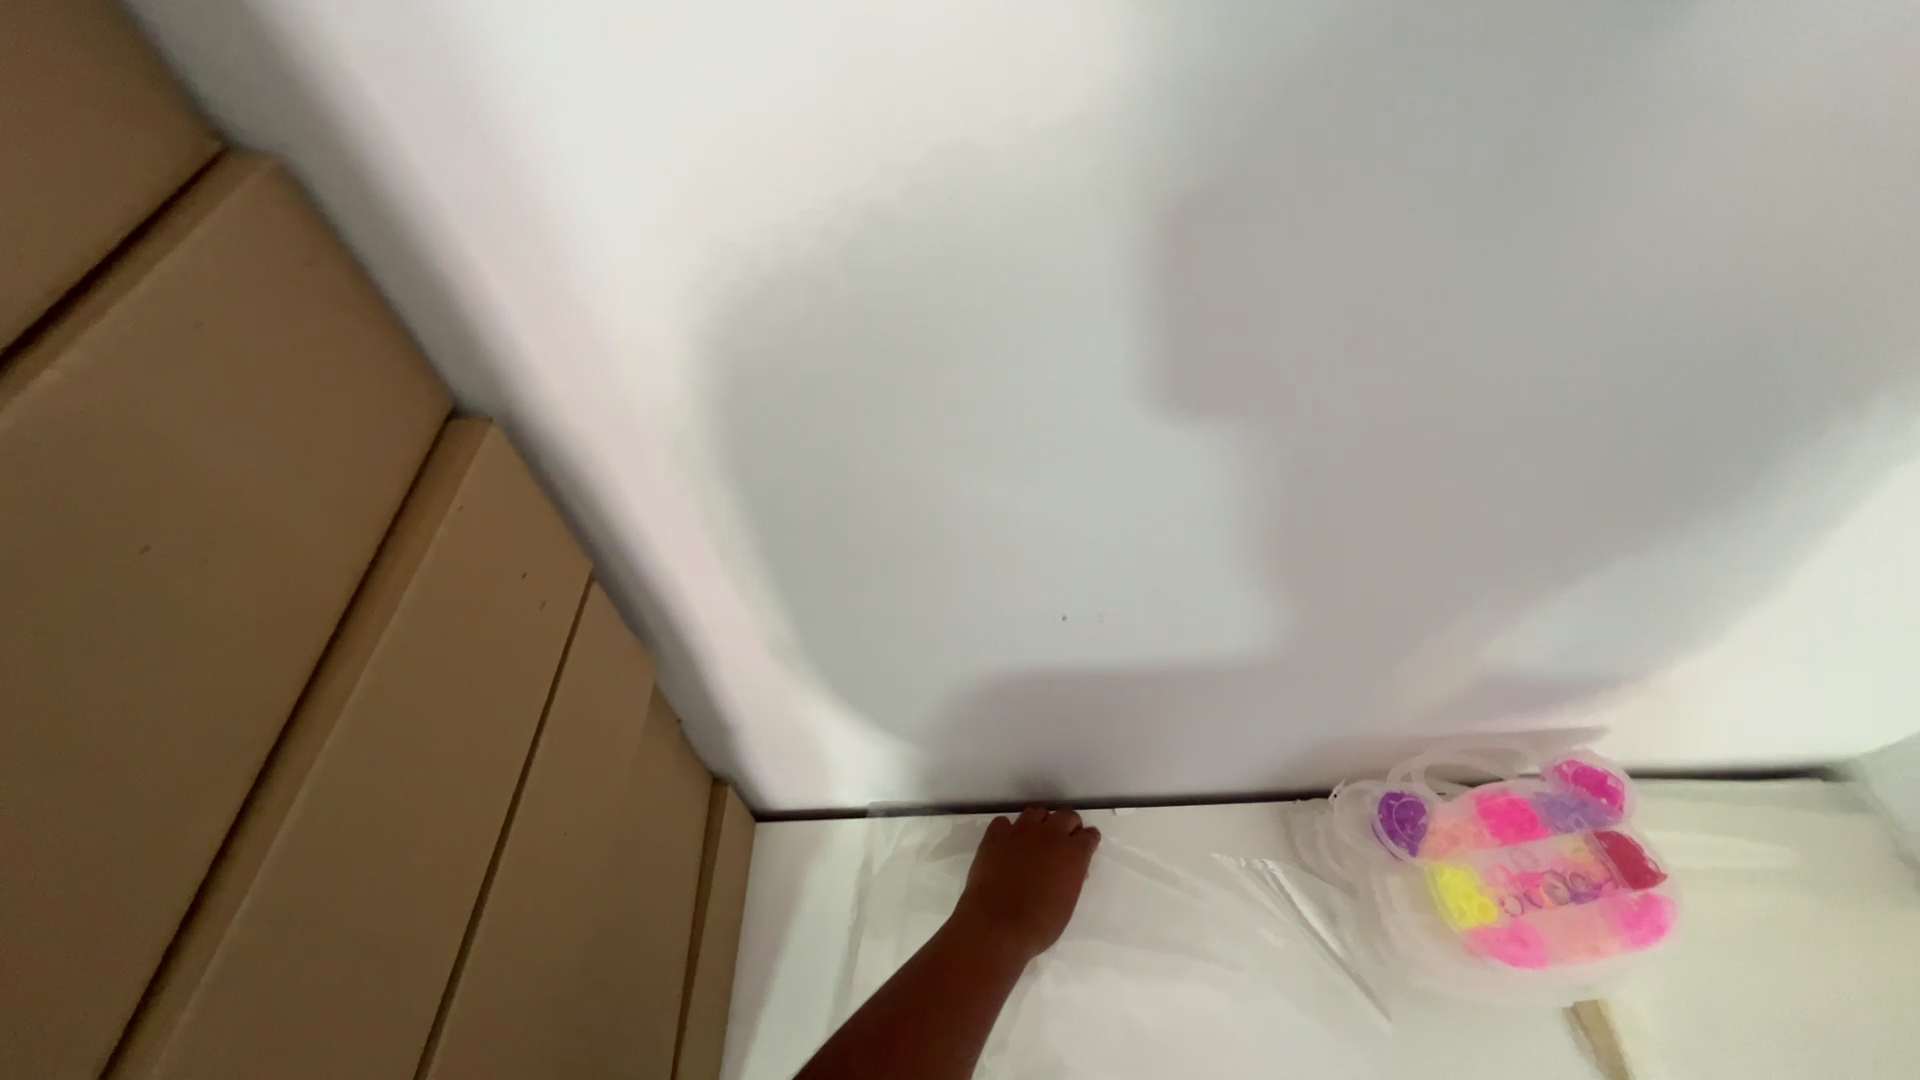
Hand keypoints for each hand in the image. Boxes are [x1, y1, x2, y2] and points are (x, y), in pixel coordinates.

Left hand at [949, 807, 1099, 963]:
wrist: (997, 923)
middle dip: (1068, 826)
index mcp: (1073, 852)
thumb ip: (1071, 878)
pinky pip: (1004, 822)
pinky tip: (1006, 844)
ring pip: (1036, 813)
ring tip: (1035, 840)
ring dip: (1040, 823)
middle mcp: (1050, 834)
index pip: (1089, 835)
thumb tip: (1070, 868)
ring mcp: (1021, 830)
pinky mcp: (995, 834)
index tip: (1084, 847)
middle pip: (1066, 816)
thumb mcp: (1067, 903)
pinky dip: (1008, 830)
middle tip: (1063, 841)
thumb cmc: (1039, 924)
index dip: (1087, 841)